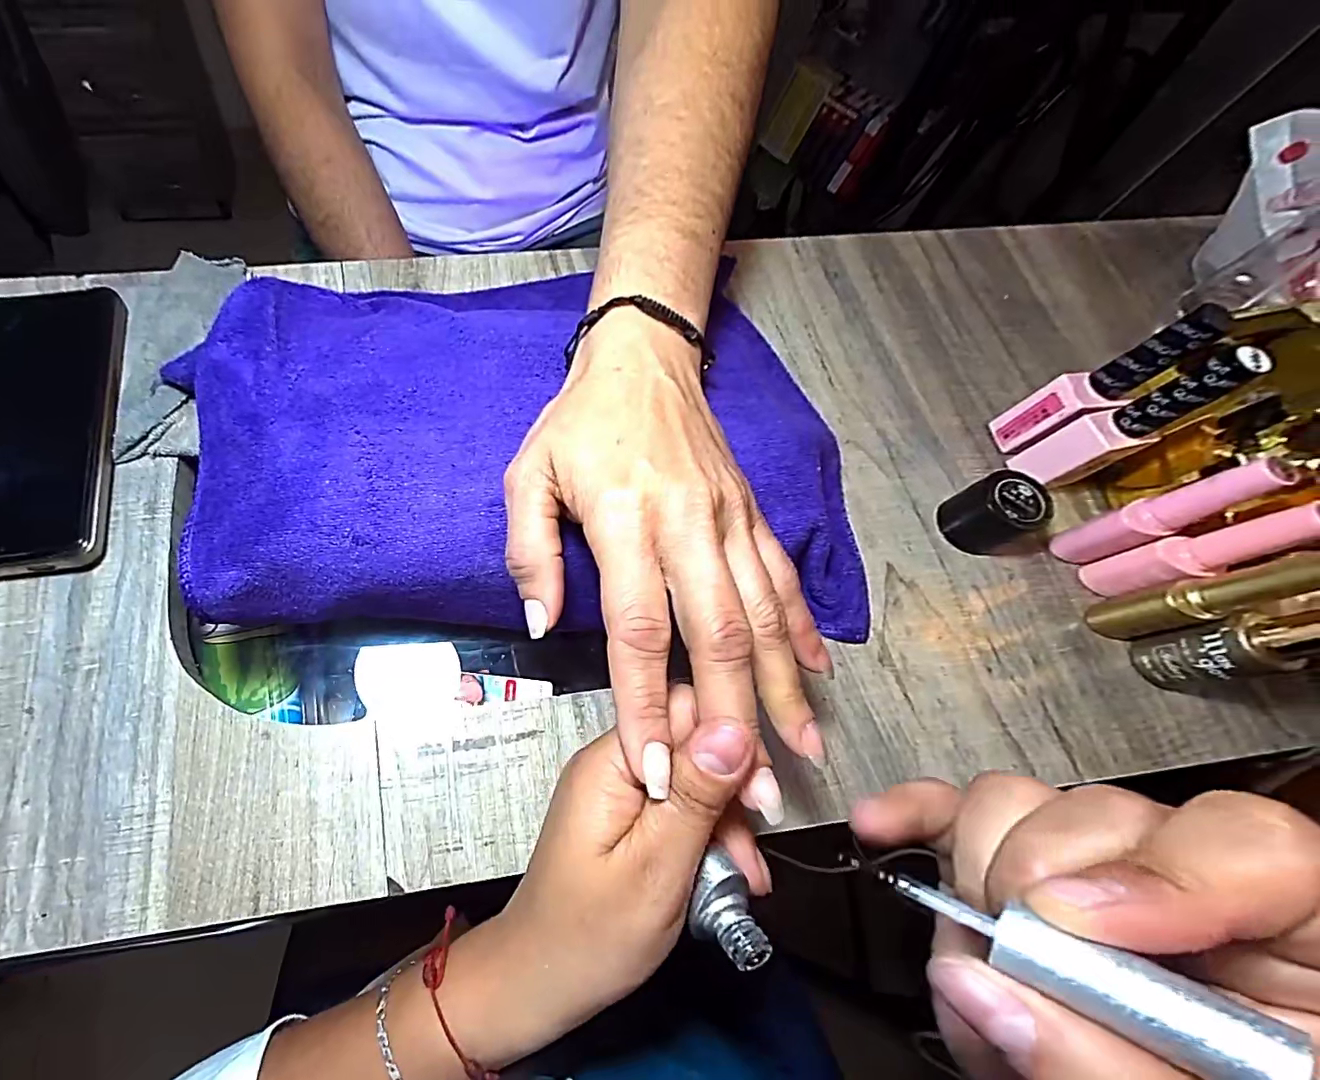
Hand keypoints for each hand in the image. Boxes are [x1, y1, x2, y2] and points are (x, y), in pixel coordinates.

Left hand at [259, 694, 766, 1079]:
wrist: (530, 979)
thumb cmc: (588, 934)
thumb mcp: (657, 869)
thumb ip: (689, 793)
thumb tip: (719, 721)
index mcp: (606, 758)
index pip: (678, 709)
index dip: (730, 744)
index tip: (770, 798)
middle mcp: (600, 760)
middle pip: (684, 746)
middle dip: (729, 797)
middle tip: (747, 866)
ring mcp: (604, 788)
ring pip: (682, 780)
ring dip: (719, 829)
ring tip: (731, 889)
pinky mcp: (610, 817)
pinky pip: (667, 808)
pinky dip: (699, 843)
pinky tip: (712, 884)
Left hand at [504, 313, 830, 822]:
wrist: (641, 362)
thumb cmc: (575, 425)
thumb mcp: (527, 479)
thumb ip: (531, 552)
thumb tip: (539, 621)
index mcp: (625, 523)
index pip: (638, 632)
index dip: (648, 705)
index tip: (656, 768)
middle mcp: (688, 526)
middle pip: (717, 636)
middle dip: (734, 720)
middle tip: (751, 791)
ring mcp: (729, 519)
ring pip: (764, 614)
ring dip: (782, 688)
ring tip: (801, 749)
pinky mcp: (751, 511)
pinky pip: (782, 575)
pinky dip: (800, 626)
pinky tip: (814, 670)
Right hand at [852, 776, 1319, 1078]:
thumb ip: (1112, 1068)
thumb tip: (975, 984)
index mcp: (1312, 948)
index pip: (1253, 847)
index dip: (1155, 874)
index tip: (1065, 923)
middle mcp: (1201, 882)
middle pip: (1104, 815)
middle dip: (1032, 884)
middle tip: (1008, 955)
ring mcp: (1095, 863)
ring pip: (1015, 803)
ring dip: (973, 872)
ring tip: (977, 952)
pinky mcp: (1016, 856)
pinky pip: (954, 808)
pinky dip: (914, 816)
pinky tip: (879, 828)